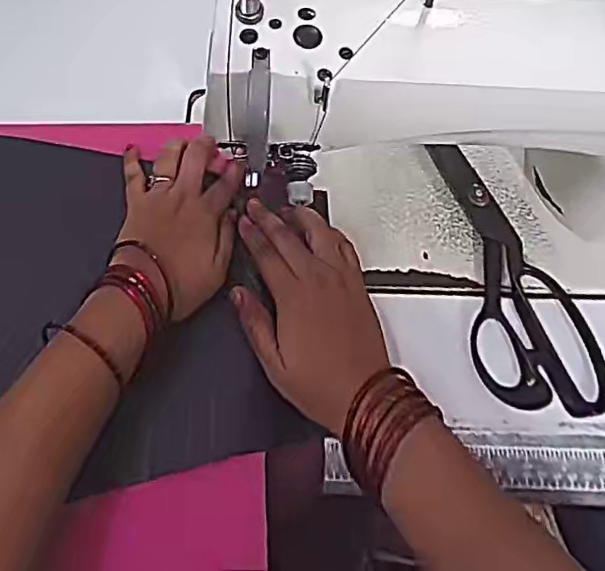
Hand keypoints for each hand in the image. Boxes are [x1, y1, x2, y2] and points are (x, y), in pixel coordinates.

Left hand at [117, 137, 242, 320]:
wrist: (142, 288)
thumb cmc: (177, 284)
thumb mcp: (218, 269)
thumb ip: (228, 238)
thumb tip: (234, 219)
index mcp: (206, 213)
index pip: (226, 183)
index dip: (235, 171)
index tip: (238, 166)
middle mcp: (182, 198)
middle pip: (197, 158)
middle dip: (207, 146)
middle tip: (211, 145)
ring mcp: (158, 196)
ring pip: (169, 157)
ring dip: (178, 145)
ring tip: (183, 142)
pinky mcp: (137, 202)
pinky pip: (133, 174)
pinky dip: (132, 159)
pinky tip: (133, 149)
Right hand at [232, 199, 391, 430]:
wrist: (365, 397)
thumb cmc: (323, 385)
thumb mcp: (275, 363)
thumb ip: (255, 324)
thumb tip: (239, 297)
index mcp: (294, 296)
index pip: (266, 253)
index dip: (252, 234)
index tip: (243, 222)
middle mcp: (318, 280)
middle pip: (288, 236)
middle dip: (268, 217)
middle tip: (256, 206)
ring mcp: (341, 279)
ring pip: (319, 232)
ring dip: (300, 217)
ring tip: (287, 210)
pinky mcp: (357, 283)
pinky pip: (344, 245)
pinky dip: (330, 231)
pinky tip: (323, 230)